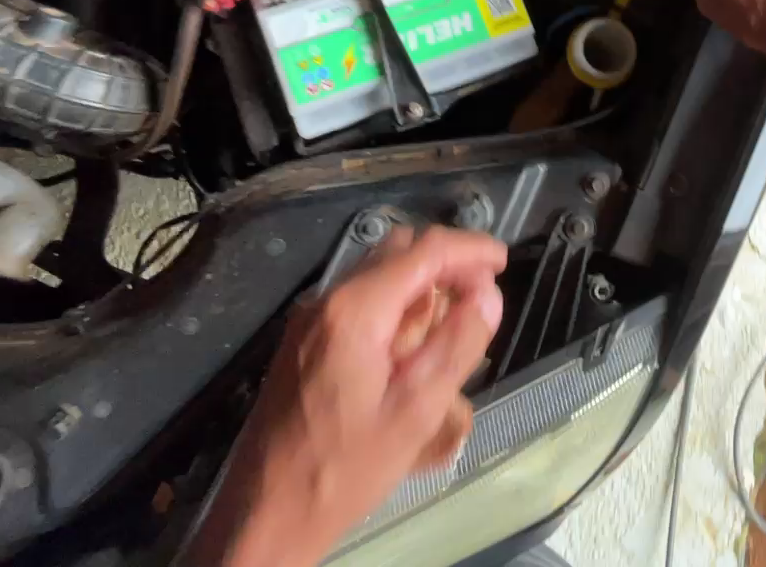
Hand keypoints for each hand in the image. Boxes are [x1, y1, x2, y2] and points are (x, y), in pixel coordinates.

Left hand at [193, 226, 506, 566]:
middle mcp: (328, 299)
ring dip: (423, 281)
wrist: (262, 518)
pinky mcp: (305, 339)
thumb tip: (490, 296)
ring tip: (455, 317)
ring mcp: (311, 317)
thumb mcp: (415, 412)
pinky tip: (414, 341)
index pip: (425, 251)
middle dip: (447, 261)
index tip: (504, 261)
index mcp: (355, 310)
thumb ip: (458, 345)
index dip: (471, 249)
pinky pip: (361, 297)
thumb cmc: (344, 469)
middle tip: (482, 290)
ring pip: (379, 271)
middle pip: (399, 250)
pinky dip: (397, 301)